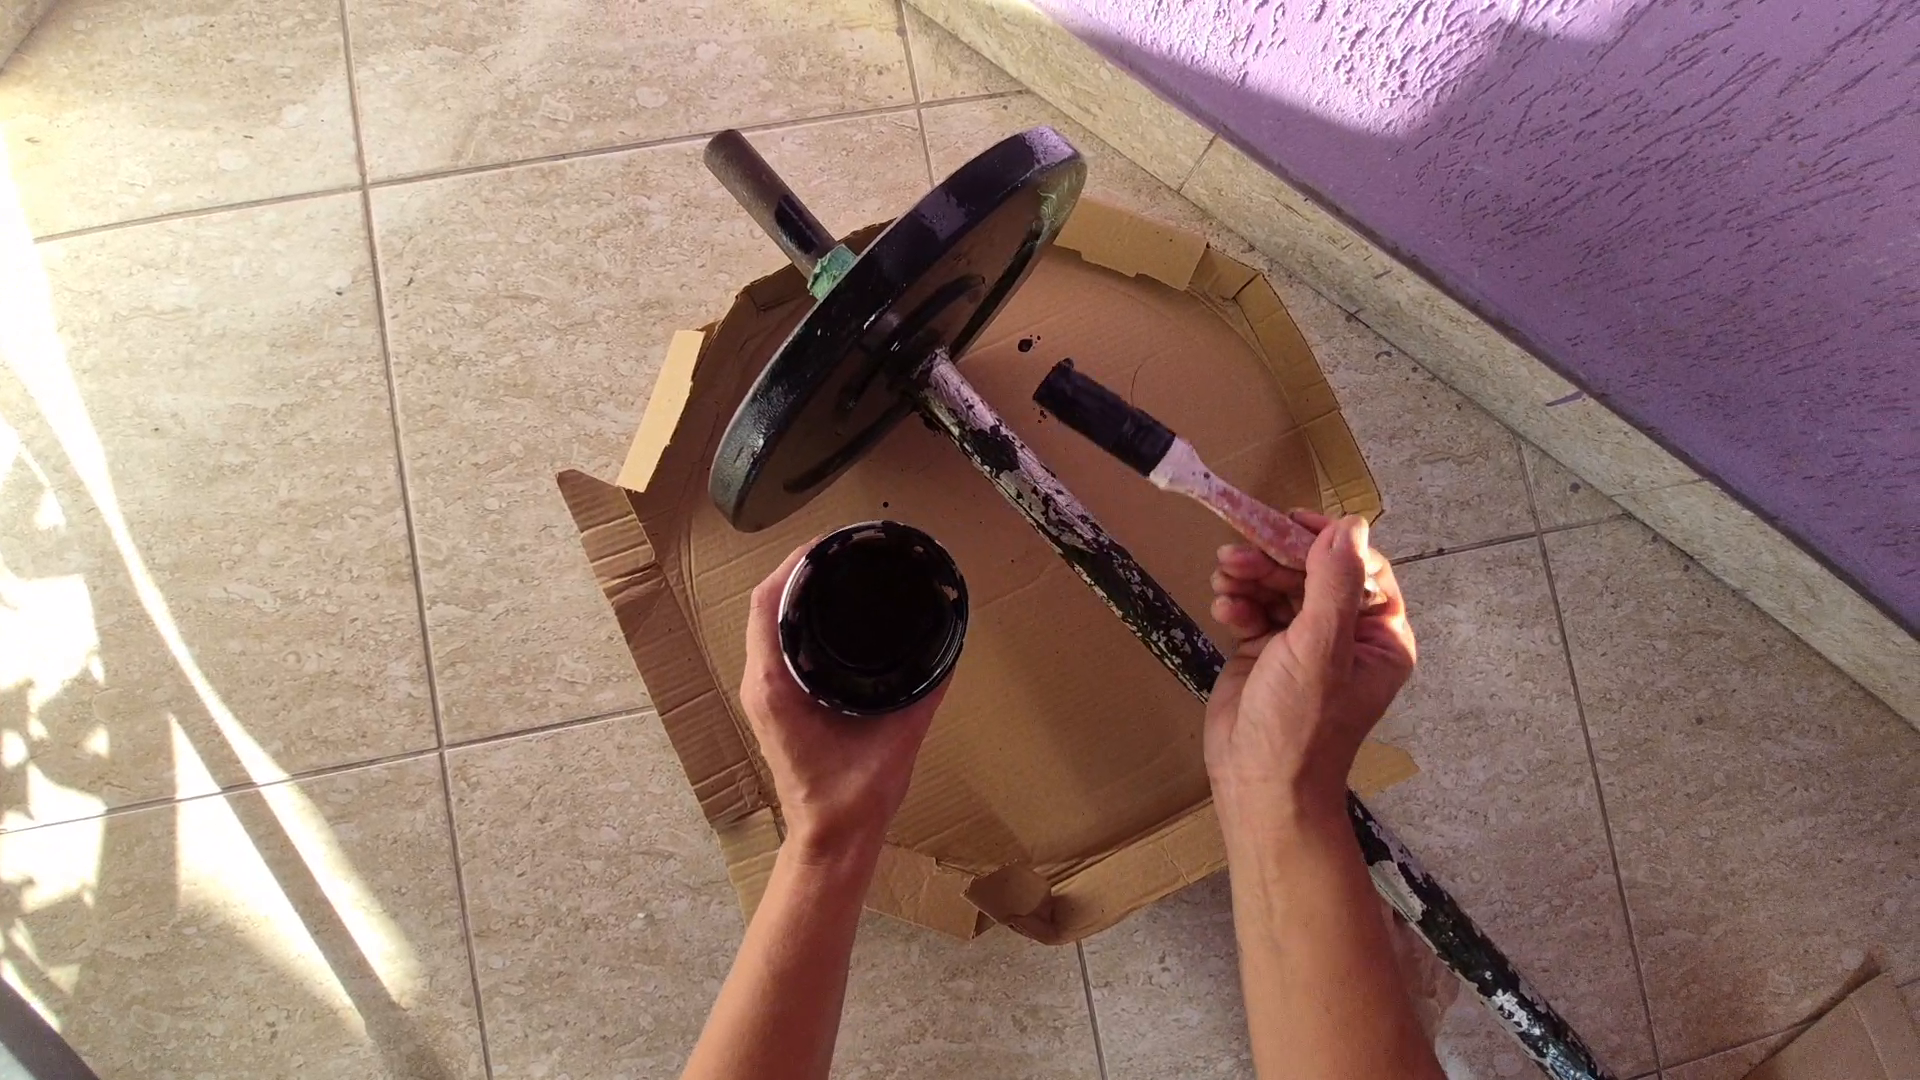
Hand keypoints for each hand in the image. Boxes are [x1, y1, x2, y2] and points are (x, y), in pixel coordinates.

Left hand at [740, 540, 949, 863]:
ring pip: (768, 619)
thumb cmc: (857, 791)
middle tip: (842, 545)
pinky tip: (829, 605)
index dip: (794, 563)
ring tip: (836, 564)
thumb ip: (924, 690)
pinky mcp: (775, 697)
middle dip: (798, 566)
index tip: (830, 542)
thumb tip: (948, 645)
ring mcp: (765, 689)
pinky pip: (777, 640)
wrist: (833, 836)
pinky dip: (796, 612)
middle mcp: (763, 680)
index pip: (768, 602)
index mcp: (777, 685)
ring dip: (795, 587)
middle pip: (766, 602)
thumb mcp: (898, 734)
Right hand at [1204, 512, 1415, 820]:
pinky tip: (1223, 610)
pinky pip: (1253, 611)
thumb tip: (1349, 524)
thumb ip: (1333, 584)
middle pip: (1308, 573)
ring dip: (1247, 578)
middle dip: (1270, 561)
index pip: (1358, 568)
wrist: (1257, 779)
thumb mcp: (1319, 648)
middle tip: (1232, 554)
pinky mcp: (1264, 652)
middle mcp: (1344, 635)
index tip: (1284, 521)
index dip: (1323, 540)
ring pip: (1276, 588)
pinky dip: (1237, 604)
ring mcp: (1301, 643)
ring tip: (1221, 579)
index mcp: (1377, 635)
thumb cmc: (1300, 722)